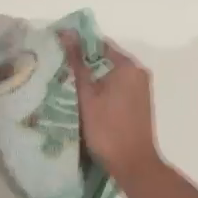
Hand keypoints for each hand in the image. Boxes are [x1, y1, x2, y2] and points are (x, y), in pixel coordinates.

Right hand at [62, 31, 165, 182]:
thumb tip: (67, 33)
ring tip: (65, 85)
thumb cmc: (107, 129)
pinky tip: (82, 100)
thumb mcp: (87, 95)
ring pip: (109, 75)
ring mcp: (140, 89)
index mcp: (128, 66)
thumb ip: (77, 63)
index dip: (77, 47)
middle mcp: (138, 73)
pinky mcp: (138, 103)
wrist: (133, 164)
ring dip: (90, 79)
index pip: (98, 44)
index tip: (56, 53)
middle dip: (82, 64)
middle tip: (57, 70)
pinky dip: (101, 90)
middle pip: (105, 60)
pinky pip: (116, 88)